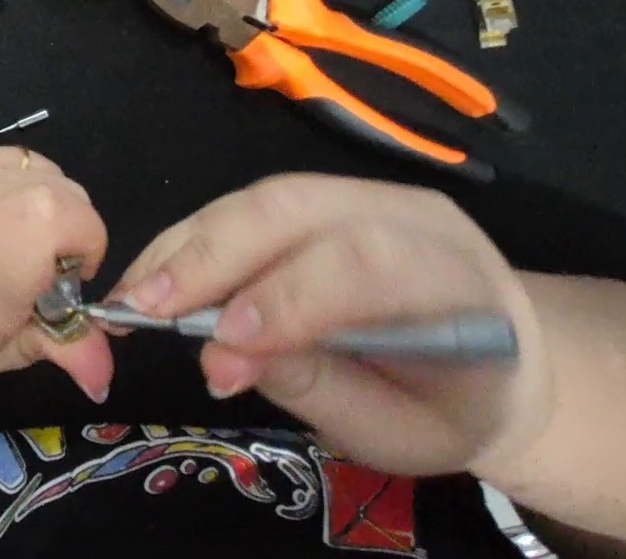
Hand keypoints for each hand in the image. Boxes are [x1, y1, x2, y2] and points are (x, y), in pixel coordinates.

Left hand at [0, 144, 114, 402]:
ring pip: (37, 168)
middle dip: (66, 233)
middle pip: (69, 193)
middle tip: (22, 270)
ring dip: (37, 204)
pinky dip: (0, 186)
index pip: (79, 221)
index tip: (52, 285)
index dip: (82, 255)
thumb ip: (47, 347)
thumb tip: (104, 362)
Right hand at [106, 174, 554, 475]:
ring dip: (181, 246)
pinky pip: (238, 207)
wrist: (495, 359)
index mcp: (454, 276)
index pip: (363, 261)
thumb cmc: (448, 407)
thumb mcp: (398, 430)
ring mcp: (351, 193)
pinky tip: (152, 276)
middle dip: (207, 256)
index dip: (285, 294)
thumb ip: (314, 388)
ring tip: (130, 295)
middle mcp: (400, 212)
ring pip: (250, 200)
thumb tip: (217, 359)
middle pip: (288, 208)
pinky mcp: (310, 195)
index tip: (220, 339)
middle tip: (141, 305)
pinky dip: (186, 242)